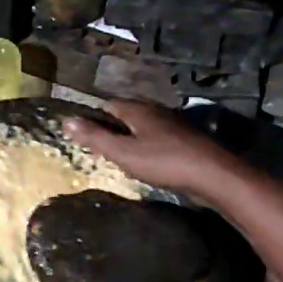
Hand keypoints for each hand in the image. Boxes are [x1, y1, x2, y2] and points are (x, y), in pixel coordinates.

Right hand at [63, 99, 251, 201]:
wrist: (216, 176)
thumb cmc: (164, 162)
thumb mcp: (121, 152)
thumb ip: (94, 137)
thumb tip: (66, 120)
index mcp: (138, 110)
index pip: (108, 105)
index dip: (93, 117)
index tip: (84, 134)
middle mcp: (157, 111)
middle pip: (127, 113)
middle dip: (112, 126)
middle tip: (100, 146)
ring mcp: (175, 124)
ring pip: (144, 125)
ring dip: (131, 136)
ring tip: (121, 154)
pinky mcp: (188, 140)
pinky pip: (159, 136)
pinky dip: (149, 144)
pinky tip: (148, 160)